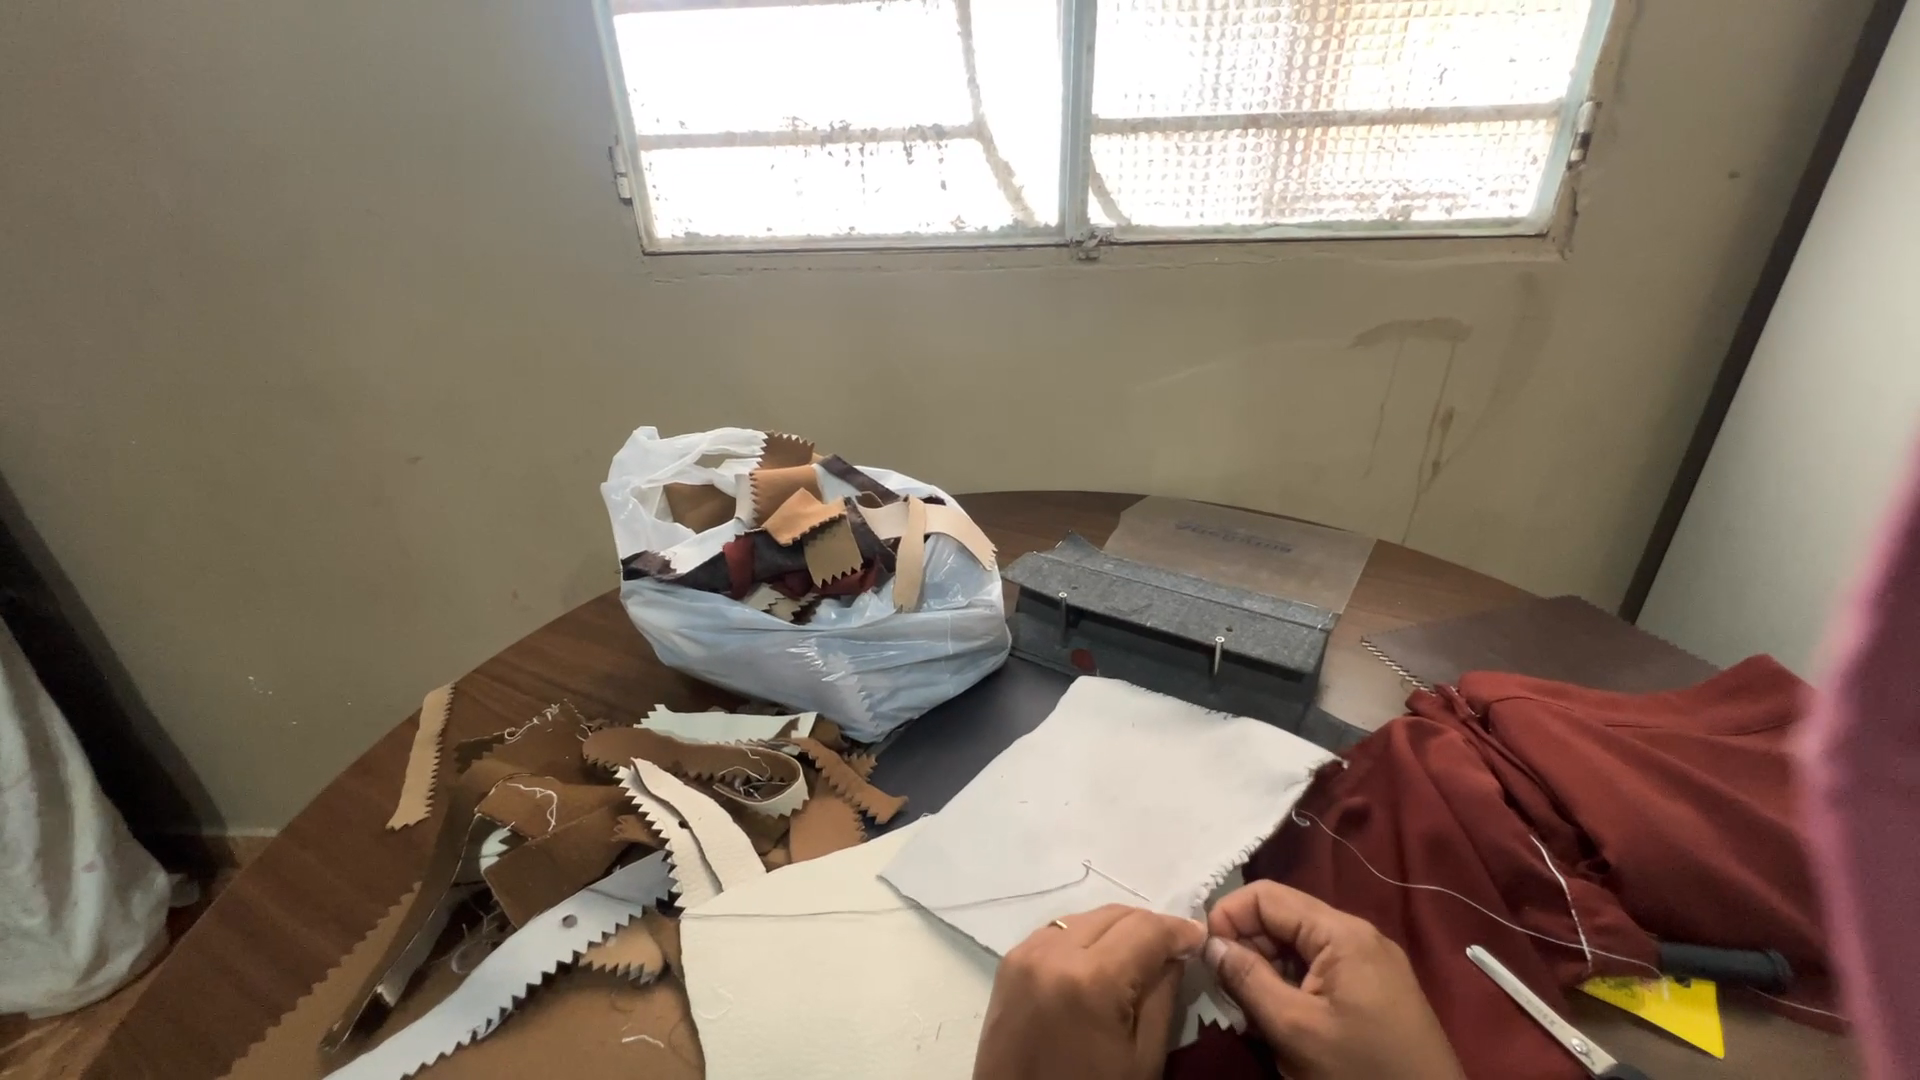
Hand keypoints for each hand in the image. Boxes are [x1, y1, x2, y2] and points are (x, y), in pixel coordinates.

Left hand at [974, 904, 1207, 1079]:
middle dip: (1148, 927)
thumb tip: (1176, 951)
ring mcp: (1027, 952)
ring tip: (1136, 957)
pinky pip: (1058, 931)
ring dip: (1116, 930)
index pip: (1145, 930)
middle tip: (1172, 949)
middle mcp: (1054, 952)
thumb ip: (1162, 995)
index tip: (1199, 935)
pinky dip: (1084, 938)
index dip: (1177, 929)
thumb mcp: (1142, 1058)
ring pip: (1086, 917)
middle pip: (1114, 914)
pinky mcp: (1010, 959)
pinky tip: (1097, 962)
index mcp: (1092, 979)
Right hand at [1205, 881, 1464, 1079]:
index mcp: (1342, 932)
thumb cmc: (1363, 1075)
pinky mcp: (1375, 990)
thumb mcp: (1294, 1029)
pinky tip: (1282, 1024)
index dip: (1228, 917)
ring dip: (1267, 974)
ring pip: (1297, 947)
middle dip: (1247, 950)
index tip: (1206, 955)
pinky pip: (1319, 970)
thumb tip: (1209, 943)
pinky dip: (1291, 988)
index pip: (1266, 895)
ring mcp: (1370, 963)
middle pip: (1282, 919)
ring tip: (1253, 1016)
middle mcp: (1357, 935)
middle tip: (1228, 994)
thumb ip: (1246, 978)